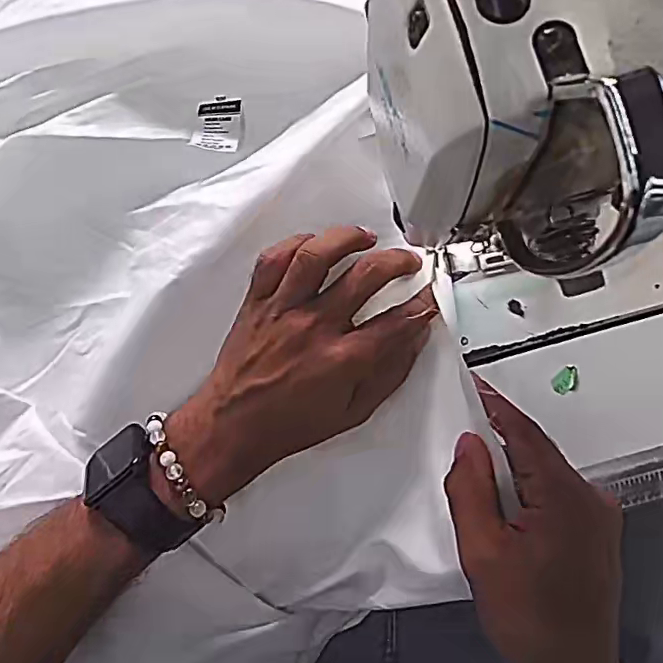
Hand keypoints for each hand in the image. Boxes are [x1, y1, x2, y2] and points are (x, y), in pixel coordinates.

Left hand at [164, 226, 438, 506]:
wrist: (233, 425)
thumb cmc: (287, 424)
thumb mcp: (352, 412)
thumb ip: (389, 375)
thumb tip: (413, 342)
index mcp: (341, 360)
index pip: (397, 321)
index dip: (422, 304)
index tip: (429, 297)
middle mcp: (313, 329)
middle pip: (365, 275)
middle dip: (397, 262)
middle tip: (407, 262)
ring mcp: (283, 311)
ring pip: (317, 255)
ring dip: (347, 239)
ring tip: (365, 238)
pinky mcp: (258, 303)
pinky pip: (274, 260)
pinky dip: (295, 244)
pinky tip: (314, 244)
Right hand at [444, 378, 627, 662]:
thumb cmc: (529, 621)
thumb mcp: (482, 552)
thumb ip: (471, 490)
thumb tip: (470, 447)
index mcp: (565, 498)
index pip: (525, 434)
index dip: (496, 407)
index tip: (475, 385)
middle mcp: (591, 500)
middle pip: (537, 452)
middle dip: (500, 442)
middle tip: (465, 440)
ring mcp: (599, 516)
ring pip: (546, 473)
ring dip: (514, 471)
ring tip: (481, 488)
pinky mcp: (598, 531)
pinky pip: (557, 493)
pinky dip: (530, 490)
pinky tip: (508, 510)